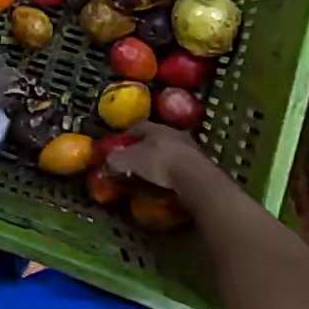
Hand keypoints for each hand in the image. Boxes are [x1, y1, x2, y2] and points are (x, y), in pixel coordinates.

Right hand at [105, 121, 219, 193]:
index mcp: (156, 128)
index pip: (138, 126)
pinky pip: (182, 164)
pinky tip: (169, 181)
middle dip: (146, 147)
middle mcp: (174, 133)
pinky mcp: (200, 164)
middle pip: (156, 137)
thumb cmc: (159, 161)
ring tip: (153, 172)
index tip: (119, 144)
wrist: (195, 176)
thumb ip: (117, 159)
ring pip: (171, 150)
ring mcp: (190, 148)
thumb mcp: (131, 160)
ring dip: (162, 159)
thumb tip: (107, 160)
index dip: (127, 134)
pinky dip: (174, 171)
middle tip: (136, 158)